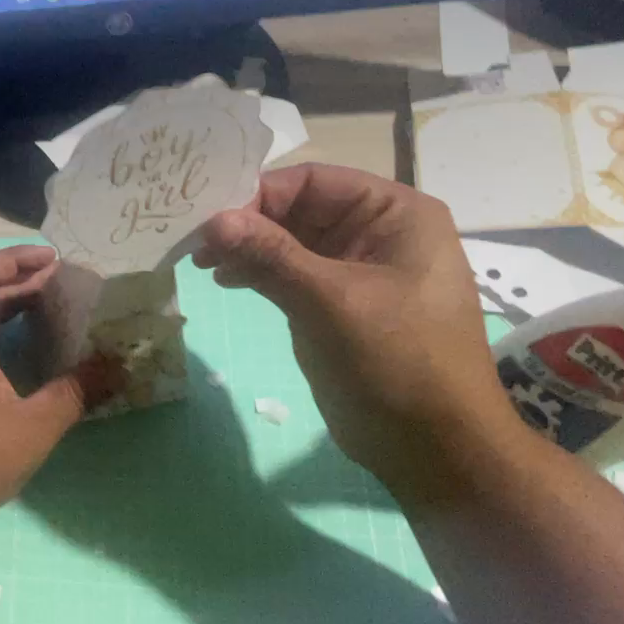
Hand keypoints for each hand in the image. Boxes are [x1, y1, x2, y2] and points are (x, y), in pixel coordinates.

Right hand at [191, 163, 519, 491]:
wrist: (430, 442)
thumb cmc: (395, 361)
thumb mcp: (329, 300)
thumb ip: (270, 256)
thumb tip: (212, 221)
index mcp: (395, 214)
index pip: (312, 182)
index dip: (257, 194)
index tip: (205, 220)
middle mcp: (376, 232)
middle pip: (297, 208)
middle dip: (246, 223)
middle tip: (193, 245)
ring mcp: (354, 270)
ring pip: (288, 242)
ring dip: (245, 249)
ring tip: (203, 266)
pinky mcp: (335, 304)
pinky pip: (289, 273)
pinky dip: (256, 273)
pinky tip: (226, 281)